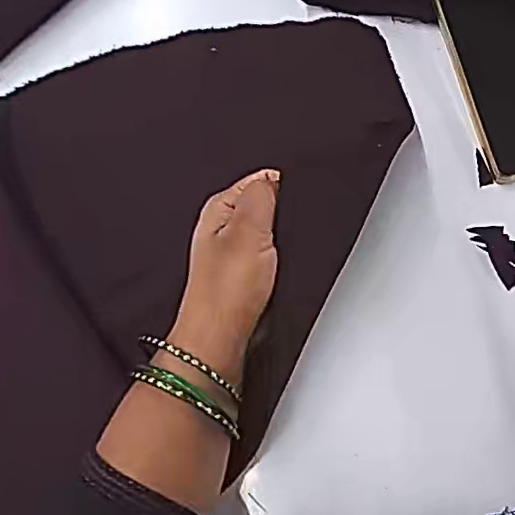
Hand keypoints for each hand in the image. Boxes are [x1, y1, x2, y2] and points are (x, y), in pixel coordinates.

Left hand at [168, 168, 280, 383]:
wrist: (222, 337)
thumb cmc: (225, 292)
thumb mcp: (247, 230)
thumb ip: (261, 196)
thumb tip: (273, 178)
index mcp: (219, 208)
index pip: (260, 179)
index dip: (283, 186)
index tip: (296, 204)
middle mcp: (224, 227)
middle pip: (268, 206)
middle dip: (286, 216)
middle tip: (289, 234)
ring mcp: (236, 251)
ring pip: (273, 234)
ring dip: (285, 242)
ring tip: (283, 255)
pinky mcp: (248, 273)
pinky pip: (274, 256)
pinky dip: (282, 261)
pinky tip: (282, 270)